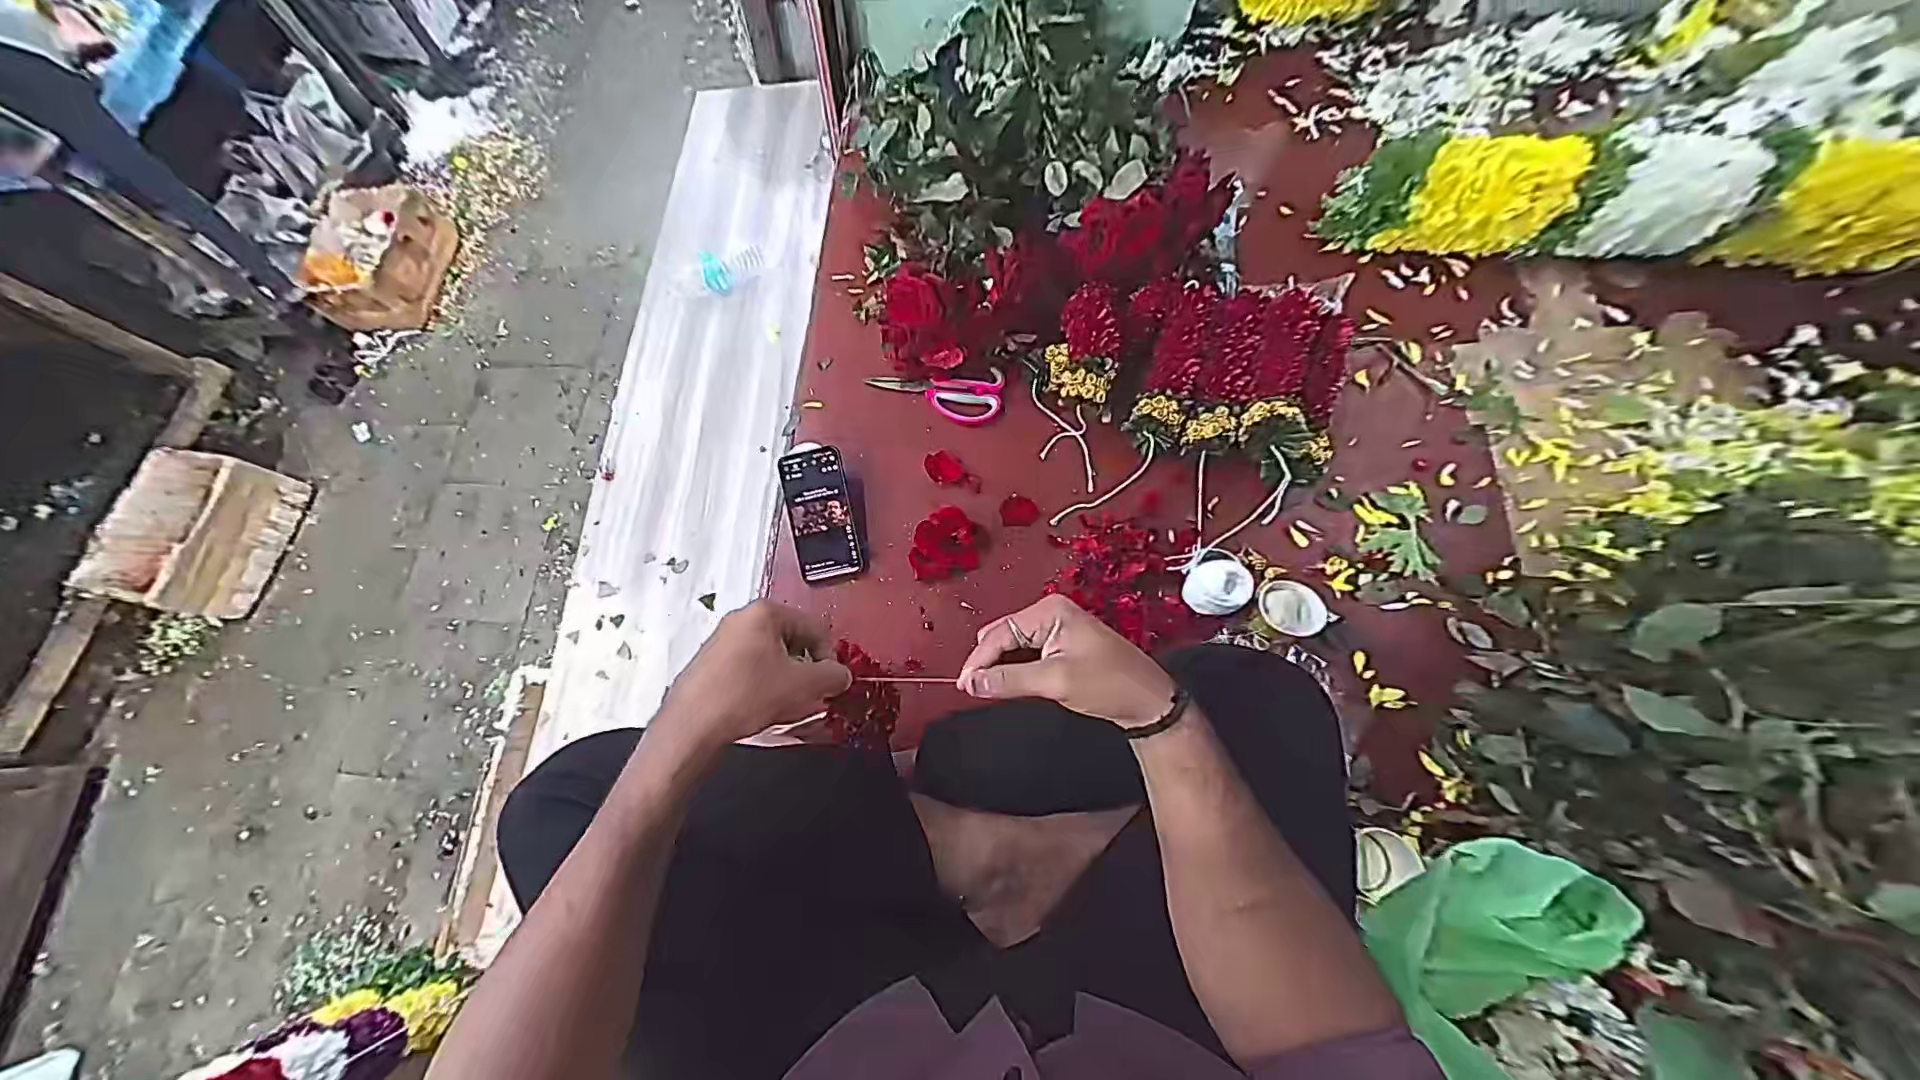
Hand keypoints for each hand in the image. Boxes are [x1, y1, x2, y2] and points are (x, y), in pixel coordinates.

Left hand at [657, 601, 851, 752]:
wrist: (691, 727)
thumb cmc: (741, 697)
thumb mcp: (803, 685)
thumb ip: (832, 676)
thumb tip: (840, 676)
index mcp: (764, 612)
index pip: (815, 629)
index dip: (828, 658)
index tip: (829, 680)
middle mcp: (741, 619)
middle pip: (793, 641)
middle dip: (805, 669)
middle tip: (809, 694)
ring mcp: (723, 640)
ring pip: (771, 657)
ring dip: (785, 679)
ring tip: (783, 704)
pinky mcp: (711, 664)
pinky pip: (750, 669)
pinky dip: (762, 685)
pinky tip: (760, 707)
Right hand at [958, 594, 1179, 728]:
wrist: (1148, 701)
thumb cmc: (1110, 684)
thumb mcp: (1054, 682)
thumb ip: (1007, 680)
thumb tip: (972, 682)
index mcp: (1050, 611)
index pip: (999, 633)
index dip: (978, 661)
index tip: (964, 684)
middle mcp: (1052, 612)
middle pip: (1002, 636)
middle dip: (987, 662)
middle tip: (974, 689)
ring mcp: (1057, 626)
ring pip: (1012, 645)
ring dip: (1000, 667)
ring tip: (988, 689)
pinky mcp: (1061, 643)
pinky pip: (1026, 652)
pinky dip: (1015, 669)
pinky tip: (1009, 684)